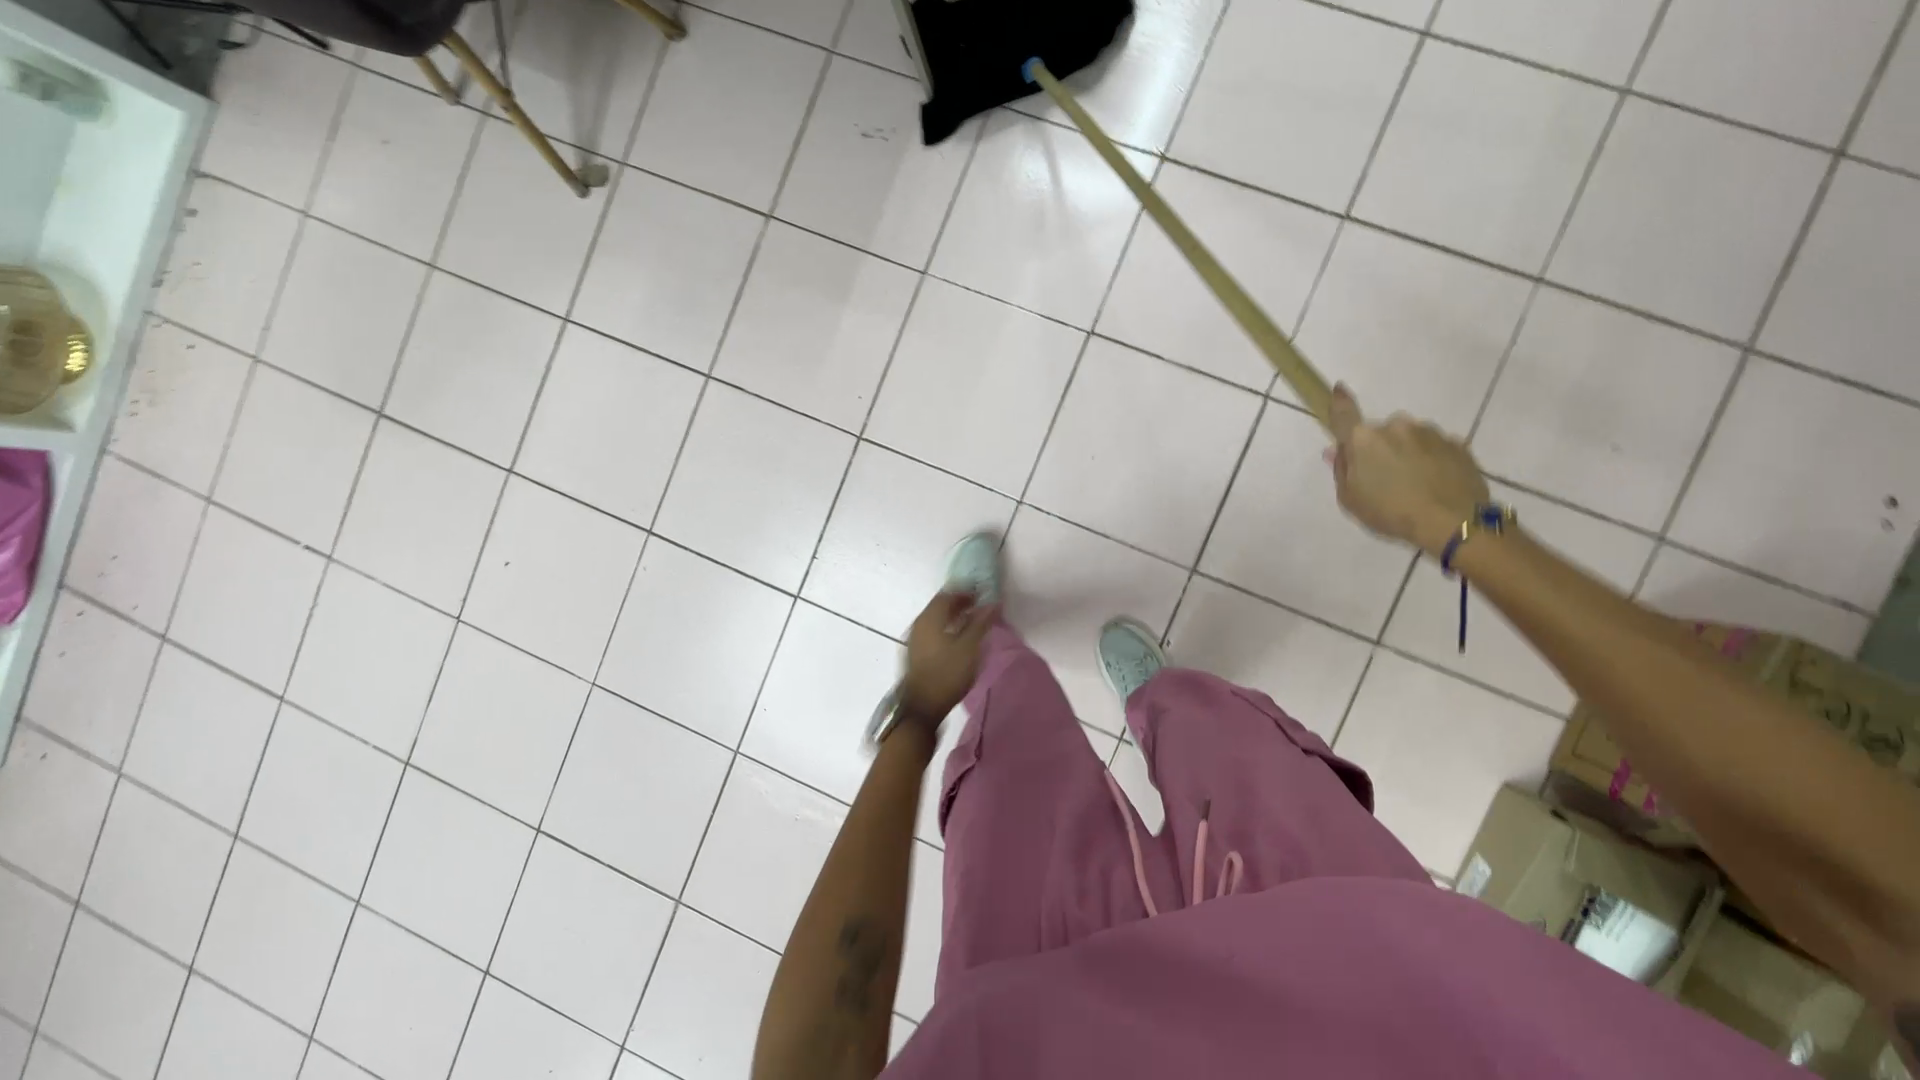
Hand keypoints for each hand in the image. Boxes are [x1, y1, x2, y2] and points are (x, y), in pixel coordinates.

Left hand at [897, 592, 996, 725]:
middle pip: (939, 606)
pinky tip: (957, 640)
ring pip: (935, 620)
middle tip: (979, 608)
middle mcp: (918, 624)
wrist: (922, 708)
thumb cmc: (947, 675)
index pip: (947, 594)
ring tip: (972, 623)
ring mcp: (914, 639)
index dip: (965, 592)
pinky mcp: (915, 653)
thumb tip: (993, 603)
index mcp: (929, 618)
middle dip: (959, 604)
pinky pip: (932, 632)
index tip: (982, 595)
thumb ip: (981, 623)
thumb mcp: (970, 648)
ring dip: (953, 617)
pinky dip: (946, 628)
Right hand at [1326, 384, 1490, 555]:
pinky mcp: (1457, 444)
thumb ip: (1342, 471)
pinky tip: (1436, 485)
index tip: (1339, 389)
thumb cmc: (1391, 512)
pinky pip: (1436, 449)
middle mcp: (1396, 426)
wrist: (1452, 522)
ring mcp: (1430, 433)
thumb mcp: (1351, 500)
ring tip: (1416, 486)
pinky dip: (1433, 461)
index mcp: (1364, 439)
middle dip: (1380, 448)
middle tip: (1385, 478)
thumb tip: (1338, 450)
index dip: (1340, 401)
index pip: (1345, 414)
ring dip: (1409, 454)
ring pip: (1411, 439)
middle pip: (1381, 433)